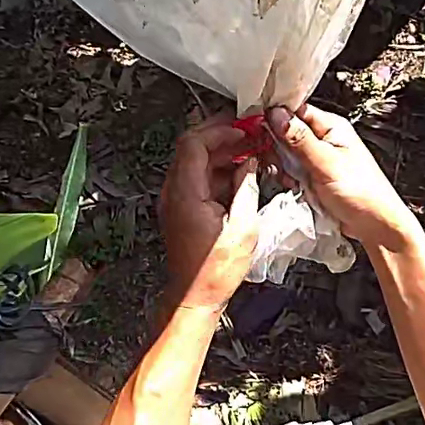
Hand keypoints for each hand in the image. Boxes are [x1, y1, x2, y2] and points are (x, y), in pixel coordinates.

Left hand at [158, 115, 261, 311]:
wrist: (197, 295)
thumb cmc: (216, 270)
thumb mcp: (244, 226)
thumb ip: (247, 187)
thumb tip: (250, 164)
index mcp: (186, 193)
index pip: (194, 144)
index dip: (220, 131)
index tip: (243, 129)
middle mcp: (174, 193)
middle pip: (192, 148)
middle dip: (222, 137)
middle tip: (248, 133)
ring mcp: (176, 201)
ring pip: (196, 163)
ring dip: (222, 154)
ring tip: (250, 153)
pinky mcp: (182, 210)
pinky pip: (199, 179)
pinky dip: (219, 171)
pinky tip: (241, 175)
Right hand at [267, 105, 415, 249]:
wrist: (375, 226)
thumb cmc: (362, 194)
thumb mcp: (326, 163)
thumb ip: (300, 139)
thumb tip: (277, 115)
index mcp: (332, 127)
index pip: (295, 111)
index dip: (275, 118)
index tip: (259, 130)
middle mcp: (325, 140)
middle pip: (287, 133)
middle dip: (277, 147)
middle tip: (276, 161)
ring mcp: (319, 160)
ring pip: (287, 154)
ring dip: (282, 165)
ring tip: (289, 177)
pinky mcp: (315, 178)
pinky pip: (293, 172)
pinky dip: (288, 178)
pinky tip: (292, 185)